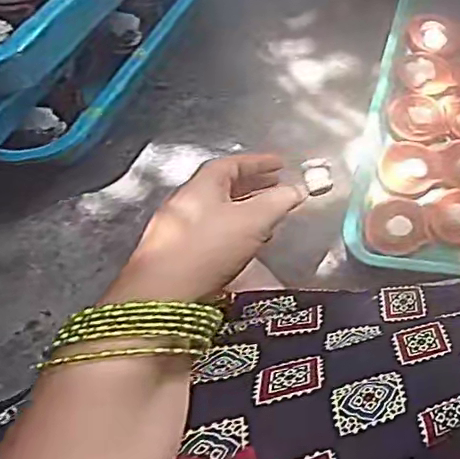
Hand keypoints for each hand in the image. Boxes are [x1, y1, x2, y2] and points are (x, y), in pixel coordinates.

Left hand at [101, 154, 307, 303]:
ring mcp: (176, 230)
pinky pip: (211, 231)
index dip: (258, 162)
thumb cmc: (209, 248)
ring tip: (267, 214)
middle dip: (253, 184)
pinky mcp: (176, 255)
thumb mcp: (254, 220)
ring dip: (245, 208)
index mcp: (200, 188)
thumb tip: (297, 190)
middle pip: (222, 186)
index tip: (280, 164)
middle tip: (276, 185)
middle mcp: (184, 204)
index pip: (230, 165)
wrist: (162, 296)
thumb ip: (279, 201)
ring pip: (217, 210)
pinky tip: (246, 241)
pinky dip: (234, 228)